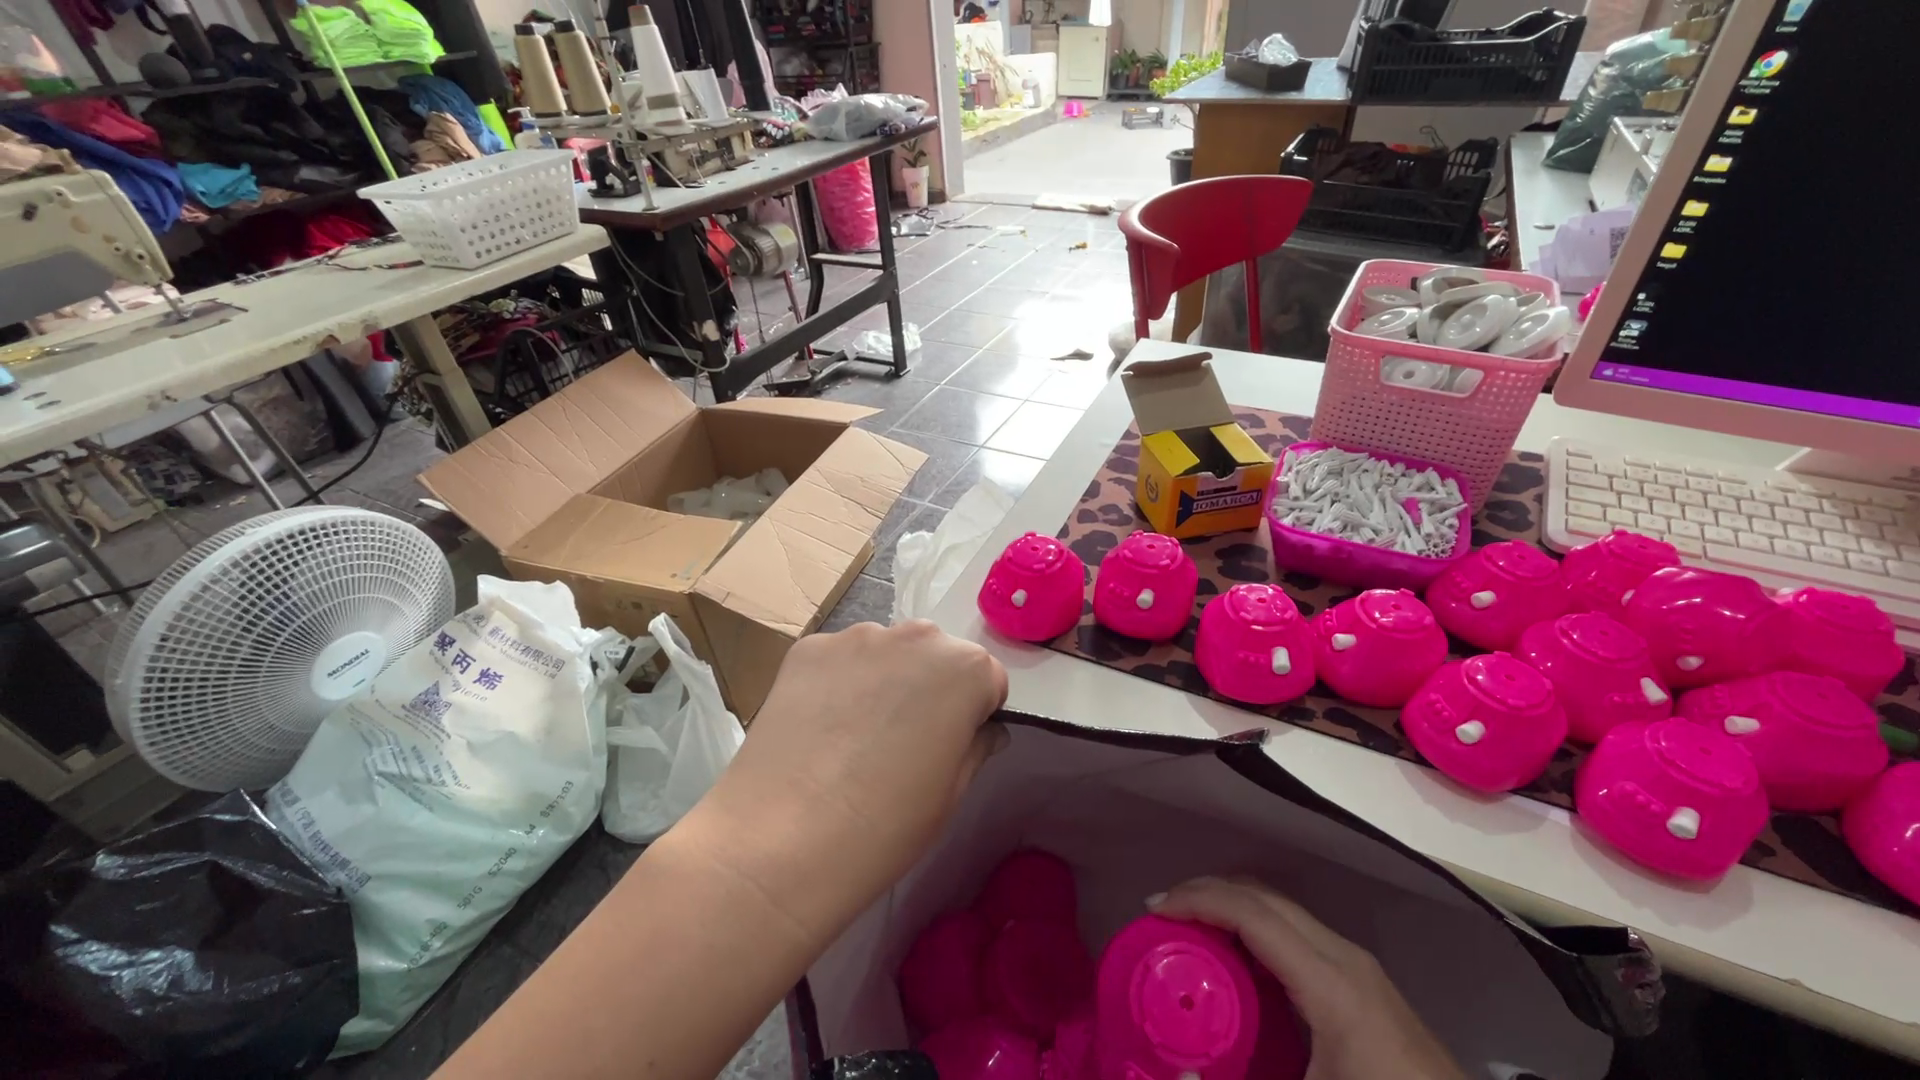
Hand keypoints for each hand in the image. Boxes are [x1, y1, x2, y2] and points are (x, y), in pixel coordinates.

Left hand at [700, 620, 1008, 924]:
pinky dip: (837, 684)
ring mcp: (855, 638)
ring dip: (882, 681)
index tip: (949, 747)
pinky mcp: (806, 649)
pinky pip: (838, 660)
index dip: (973, 714)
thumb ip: (974, 746)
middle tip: (903, 744)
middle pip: (935, 656)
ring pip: (885, 654)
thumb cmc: (886, 825)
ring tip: (855, 740)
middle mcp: (915, 637)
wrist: (782, 840)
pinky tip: (820, 730)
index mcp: (965, 669)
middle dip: (929, 688)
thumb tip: (979, 730)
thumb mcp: (951, 794)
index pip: (987, 679)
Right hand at [1150, 877, 1468, 1079]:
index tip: (1153, 909)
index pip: (1254, 915)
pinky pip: (1297, 932)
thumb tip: (1173, 1074)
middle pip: (1266, 898)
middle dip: (1208, 892)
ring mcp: (1359, 966)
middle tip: (1161, 912)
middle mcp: (1345, 958)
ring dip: (1231, 906)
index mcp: (1331, 984)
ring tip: (1189, 927)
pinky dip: (1255, 927)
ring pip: (1283, 910)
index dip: (1200, 901)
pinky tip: (1235, 956)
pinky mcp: (1364, 981)